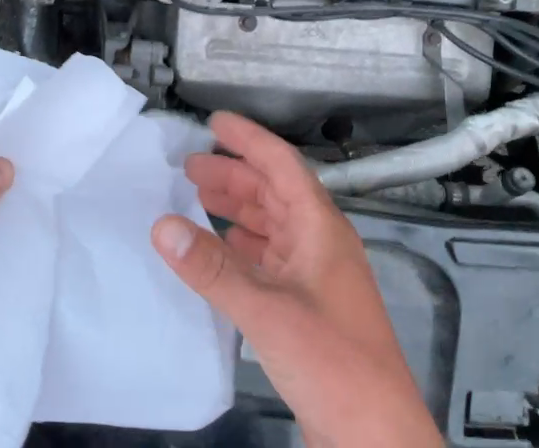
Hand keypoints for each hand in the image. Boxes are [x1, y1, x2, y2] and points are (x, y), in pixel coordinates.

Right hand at [151, 112, 441, 447]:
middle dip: (234, 174)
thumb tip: (162, 224)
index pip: (283, 165)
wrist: (376, 437)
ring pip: (272, 225)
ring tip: (195, 198)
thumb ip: (213, 268)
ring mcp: (315, 278)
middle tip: (188, 166)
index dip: (249, 139)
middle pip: (275, 192)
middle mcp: (320, 244)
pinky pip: (268, 259)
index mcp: (321, 229)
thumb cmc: (333, 362)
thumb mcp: (267, 311)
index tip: (214, 121)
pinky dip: (240, 247)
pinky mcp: (306, 308)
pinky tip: (216, 251)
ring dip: (236, 208)